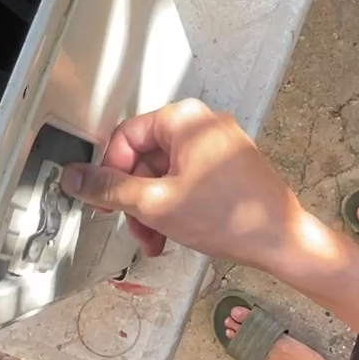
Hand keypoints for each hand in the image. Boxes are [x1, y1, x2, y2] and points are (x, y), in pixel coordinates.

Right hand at [59, 99, 312, 271]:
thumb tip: (76, 178)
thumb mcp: (156, 203)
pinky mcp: (230, 170)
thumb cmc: (233, 216)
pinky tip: (175, 234)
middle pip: (145, 159)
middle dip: (135, 200)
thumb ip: (109, 189)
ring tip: (155, 240)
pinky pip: (188, 182)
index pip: (125, 138)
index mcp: (185, 120)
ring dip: (153, 210)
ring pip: (166, 176)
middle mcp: (204, 126)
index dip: (108, 174)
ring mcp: (219, 148)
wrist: (282, 240)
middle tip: (133, 227)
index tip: (102, 201)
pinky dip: (175, 208)